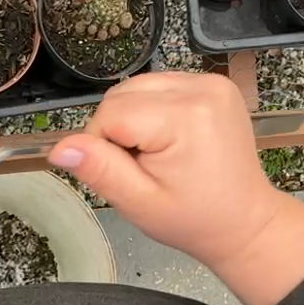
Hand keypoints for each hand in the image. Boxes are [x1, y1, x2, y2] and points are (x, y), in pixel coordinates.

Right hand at [47, 72, 303, 304]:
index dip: (102, 145)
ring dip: (132, 118)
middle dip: (116, 130)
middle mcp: (201, 89)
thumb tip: (60, 147)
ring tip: (153, 154)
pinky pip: (160, 87)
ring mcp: (211, 82)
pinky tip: (167, 139)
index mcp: (184, 118)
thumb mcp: (138, 203)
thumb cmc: (190, 219)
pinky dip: (152, 110)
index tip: (123, 174)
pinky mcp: (215, 84)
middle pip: (122, 95)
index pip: (110, 114)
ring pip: (138, 87)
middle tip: (138, 167)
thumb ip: (100, 170)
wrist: (243, 221)